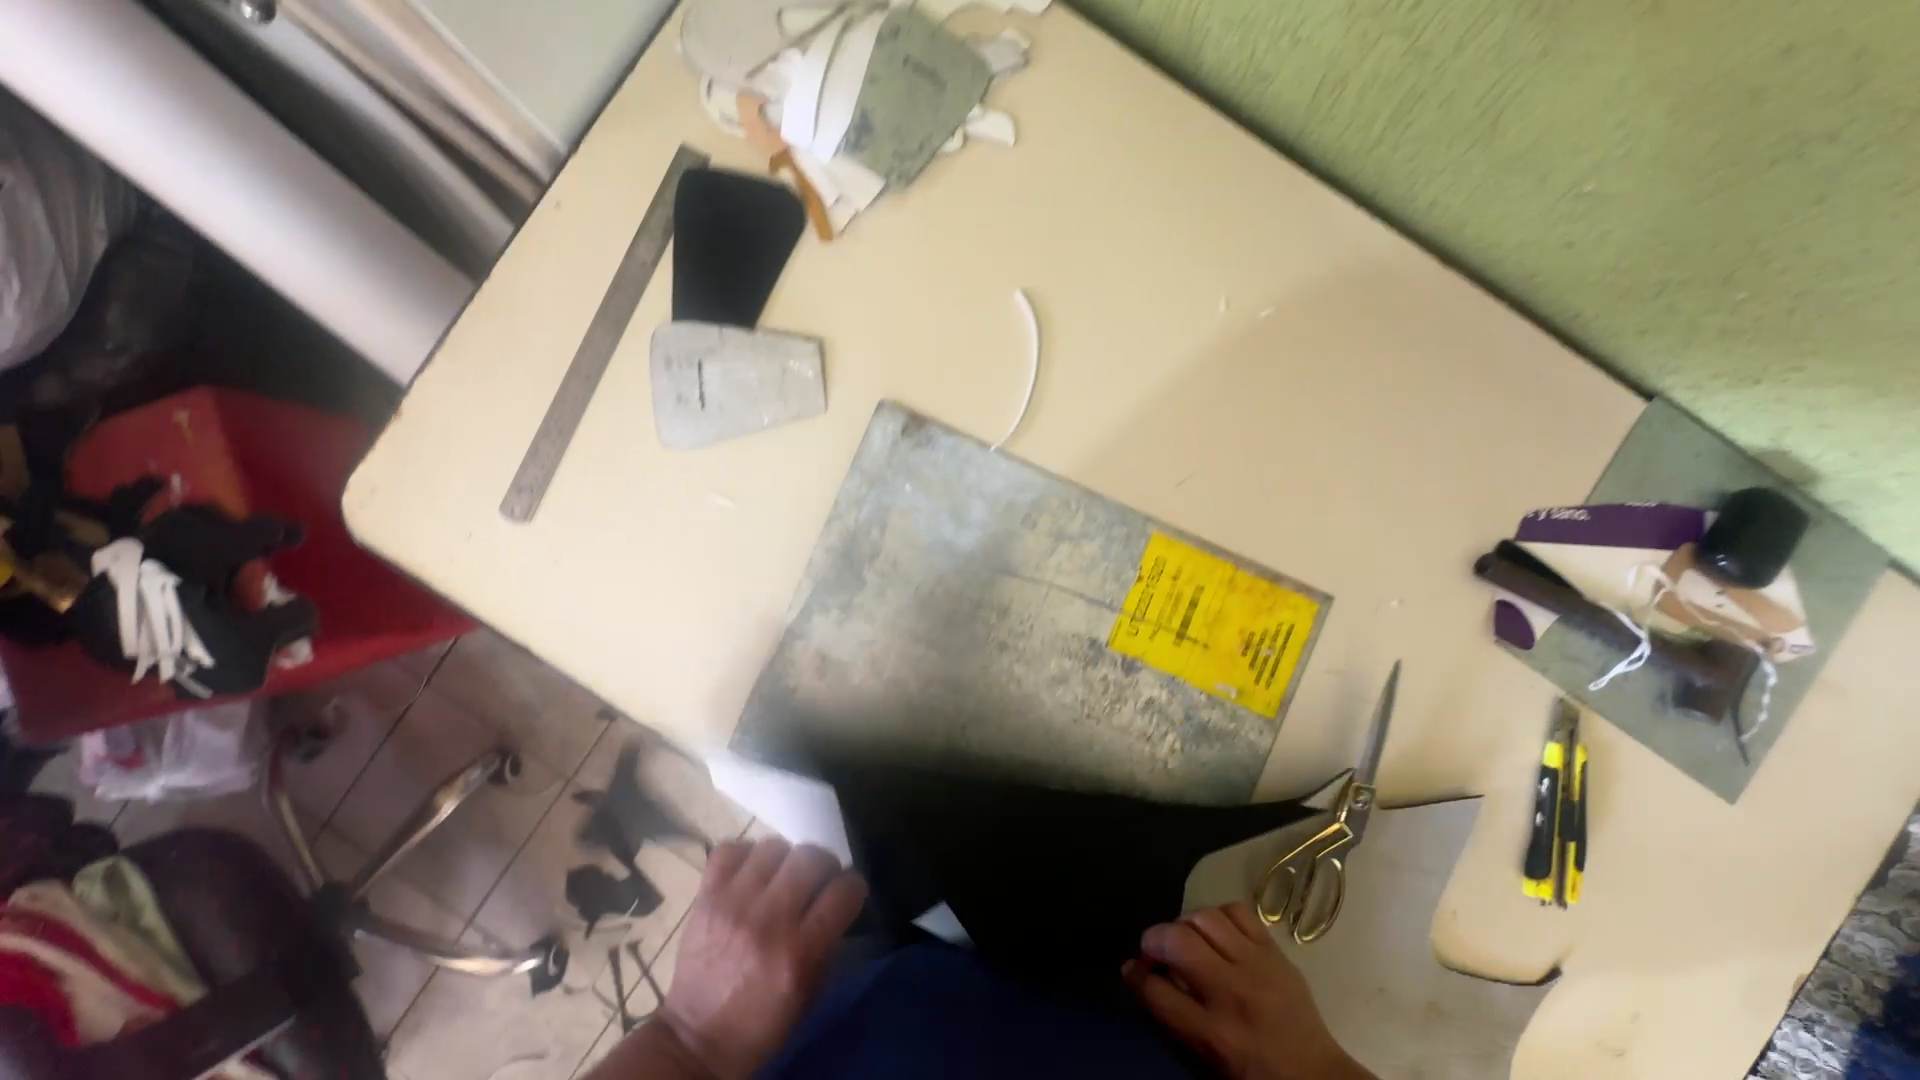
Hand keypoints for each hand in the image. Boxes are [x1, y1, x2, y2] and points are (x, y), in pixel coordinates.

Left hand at [656, 837, 868, 1078]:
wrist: (697, 1039)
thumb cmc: (763, 1022)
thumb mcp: (811, 992)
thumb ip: (829, 940)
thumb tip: (839, 899)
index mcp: (800, 952)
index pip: (844, 890)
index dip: (852, 888)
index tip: (847, 895)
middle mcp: (769, 920)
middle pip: (811, 857)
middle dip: (824, 865)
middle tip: (818, 881)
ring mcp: (733, 904)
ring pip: (774, 847)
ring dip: (785, 859)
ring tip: (781, 877)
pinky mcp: (705, 897)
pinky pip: (729, 850)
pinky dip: (744, 856)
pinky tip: (750, 874)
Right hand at [1124, 903, 1373, 1079]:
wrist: (1314, 1075)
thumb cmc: (1252, 1072)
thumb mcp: (1205, 1057)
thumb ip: (1171, 1014)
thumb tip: (1140, 972)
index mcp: (1212, 1033)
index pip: (1156, 989)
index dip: (1136, 975)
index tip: (1133, 969)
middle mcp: (1232, 993)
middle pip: (1176, 941)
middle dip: (1153, 940)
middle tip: (1155, 951)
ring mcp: (1257, 966)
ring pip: (1204, 917)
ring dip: (1185, 924)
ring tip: (1186, 939)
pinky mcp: (1275, 951)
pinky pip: (1238, 912)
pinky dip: (1218, 916)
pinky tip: (1216, 933)